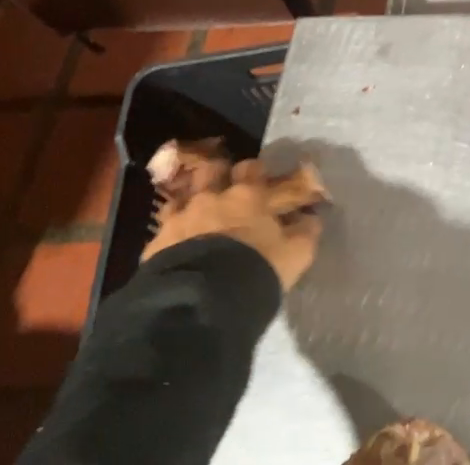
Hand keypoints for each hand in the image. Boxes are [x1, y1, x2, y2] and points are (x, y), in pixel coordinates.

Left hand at [144, 159, 324, 289]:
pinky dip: (173, 229)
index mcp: (248, 195)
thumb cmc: (256, 270)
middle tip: (228, 189)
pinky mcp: (157, 242)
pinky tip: (177, 241)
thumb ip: (306, 231)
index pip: (252, 167)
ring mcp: (181, 217)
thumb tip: (312, 217)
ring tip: (199, 211)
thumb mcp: (296, 254)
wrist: (202, 302)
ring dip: (193, 198)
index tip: (261, 181)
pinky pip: (164, 226)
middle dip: (220, 175)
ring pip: (184, 194)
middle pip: (213, 170)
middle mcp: (212, 196)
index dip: (256, 172)